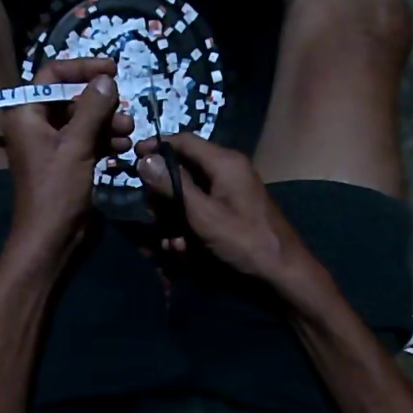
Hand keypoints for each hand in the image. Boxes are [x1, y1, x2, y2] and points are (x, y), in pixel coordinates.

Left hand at [1, 57, 130, 259]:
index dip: (82, 68)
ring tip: (129, 133)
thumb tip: (107, 79)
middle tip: (125, 113)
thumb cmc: (56, 190)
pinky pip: (86, 142)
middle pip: (71, 99)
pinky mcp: (65, 164)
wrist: (49, 239)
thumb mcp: (76, 146)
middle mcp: (36, 126)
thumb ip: (92, 109)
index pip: (53, 75)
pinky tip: (123, 150)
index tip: (113, 71)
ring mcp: (51, 146)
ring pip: (83, 122)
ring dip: (107, 124)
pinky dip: (104, 142)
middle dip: (101, 103)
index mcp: (27, 114)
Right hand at [134, 133, 319, 293]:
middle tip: (154, 217)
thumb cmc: (243, 240)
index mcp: (224, 162)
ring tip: (173, 244)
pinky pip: (199, 211)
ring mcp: (228, 192)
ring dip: (173, 219)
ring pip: (186, 195)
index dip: (156, 148)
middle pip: (181, 170)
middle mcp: (226, 171)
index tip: (132, 159)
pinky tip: (183, 250)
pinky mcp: (228, 211)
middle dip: (163, 196)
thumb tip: (144, 159)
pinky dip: (187, 228)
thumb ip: (172, 185)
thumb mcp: (202, 214)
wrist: (280, 271)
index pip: (183, 140)